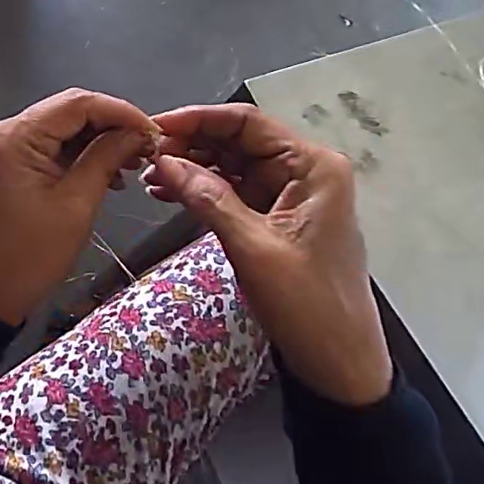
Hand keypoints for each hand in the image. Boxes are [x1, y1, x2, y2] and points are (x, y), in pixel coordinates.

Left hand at [0, 89, 157, 325]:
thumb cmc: (32, 252)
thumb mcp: (77, 203)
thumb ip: (106, 158)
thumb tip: (136, 133)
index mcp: (17, 136)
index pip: (77, 103)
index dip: (120, 111)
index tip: (153, 131)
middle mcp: (9, 130)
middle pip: (70, 110)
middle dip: (113, 124)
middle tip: (147, 147)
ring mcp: (10, 145)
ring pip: (66, 126)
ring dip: (101, 139)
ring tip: (133, 163)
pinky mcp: (16, 160)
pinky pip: (55, 144)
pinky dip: (84, 152)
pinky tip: (110, 173)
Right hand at [142, 104, 392, 405]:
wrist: (338, 365)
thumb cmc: (309, 305)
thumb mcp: (252, 247)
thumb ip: (206, 197)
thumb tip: (162, 160)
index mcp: (311, 167)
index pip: (244, 122)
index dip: (195, 119)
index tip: (152, 127)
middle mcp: (300, 170)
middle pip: (232, 138)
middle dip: (186, 143)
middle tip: (144, 155)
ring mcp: (284, 192)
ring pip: (224, 161)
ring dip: (186, 165)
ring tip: (149, 176)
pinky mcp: (268, 213)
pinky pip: (225, 186)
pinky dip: (195, 186)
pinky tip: (164, 192)